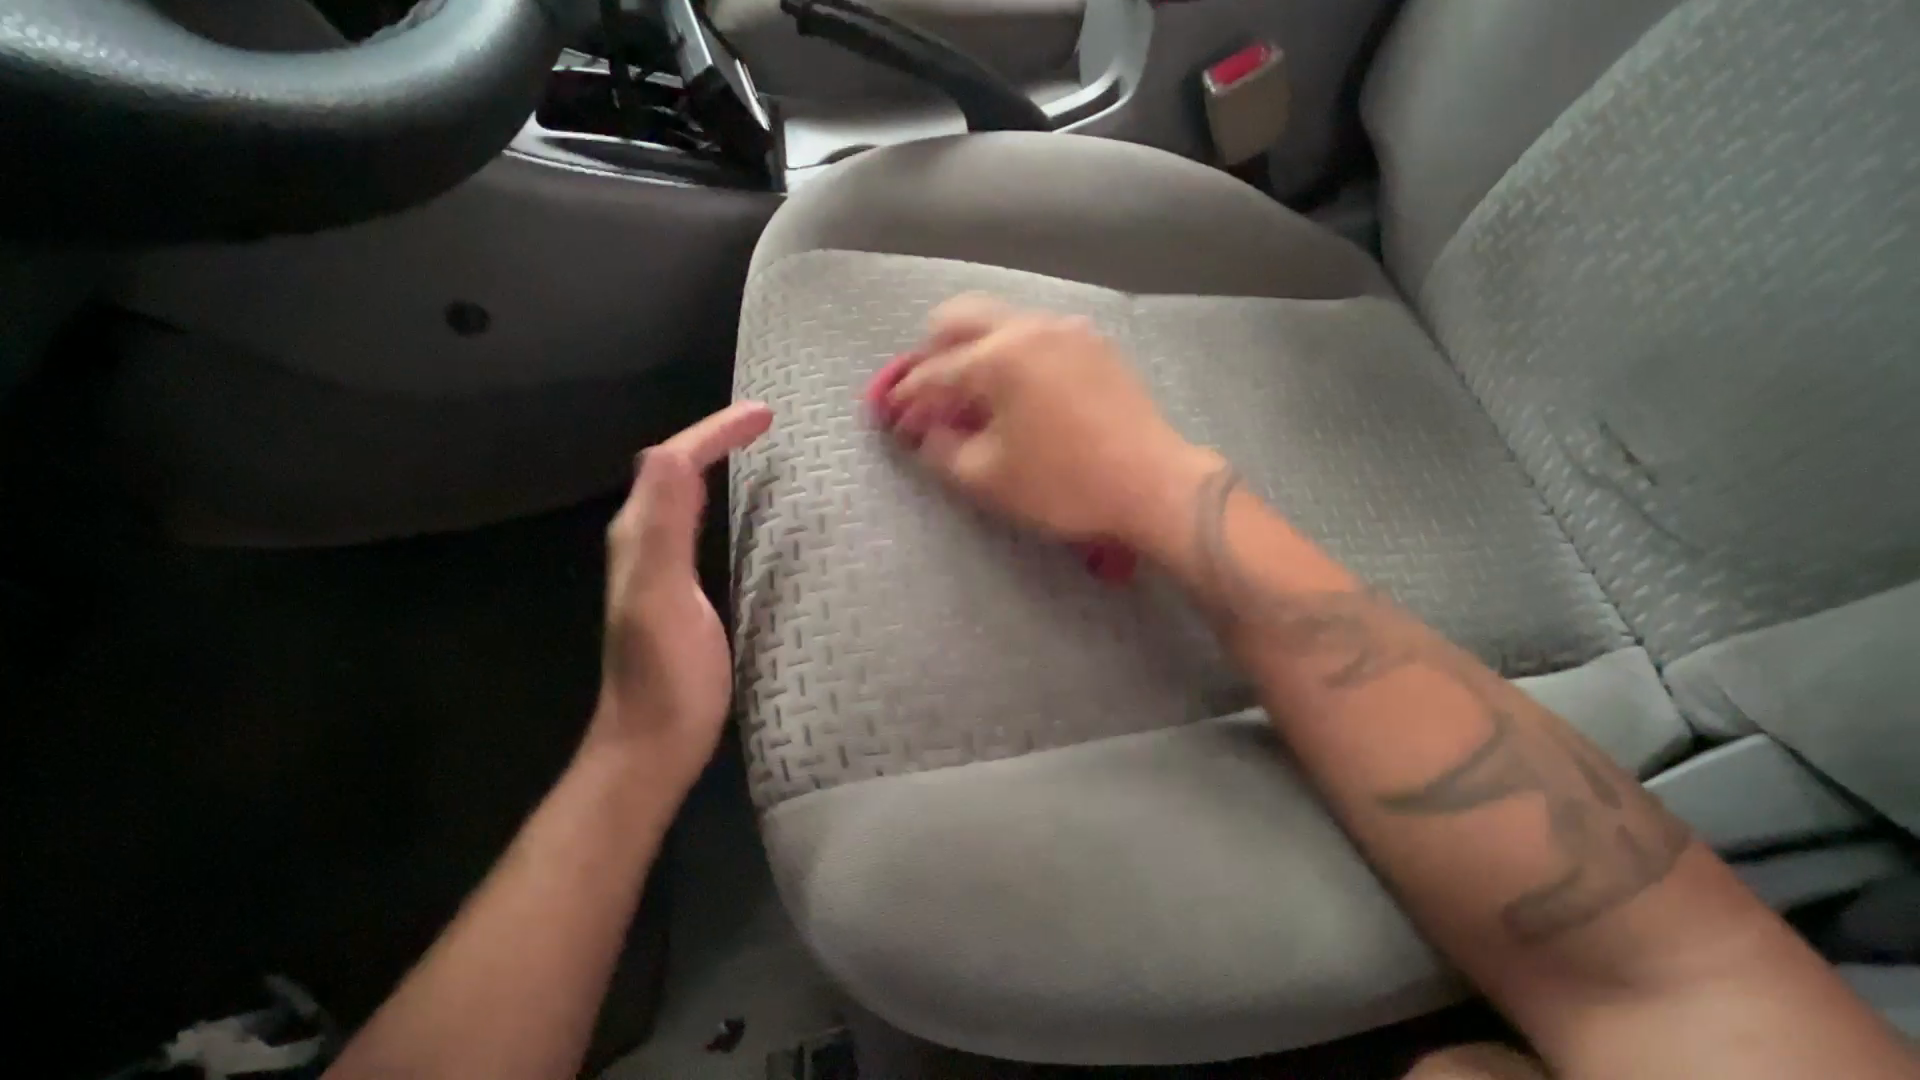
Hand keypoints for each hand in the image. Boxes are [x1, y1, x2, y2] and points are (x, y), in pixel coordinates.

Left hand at [591, 401, 772, 791]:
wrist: (651, 744)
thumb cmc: (666, 678)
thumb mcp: (662, 597)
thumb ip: (663, 527)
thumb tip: (671, 451)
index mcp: (639, 537)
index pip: (673, 462)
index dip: (714, 431)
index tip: (764, 416)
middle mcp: (642, 543)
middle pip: (673, 470)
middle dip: (714, 438)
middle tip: (762, 424)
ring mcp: (657, 569)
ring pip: (680, 495)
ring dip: (713, 464)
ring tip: (753, 450)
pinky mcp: (676, 593)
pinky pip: (692, 525)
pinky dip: (715, 500)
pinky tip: (737, 513)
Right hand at [887, 295, 1221, 551]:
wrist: (1152, 483)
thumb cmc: (1064, 484)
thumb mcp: (987, 477)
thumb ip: (942, 448)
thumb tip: (924, 430)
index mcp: (997, 356)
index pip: (932, 372)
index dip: (905, 397)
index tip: (891, 414)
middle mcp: (1030, 327)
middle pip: (961, 317)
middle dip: (934, 351)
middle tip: (930, 391)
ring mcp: (1068, 330)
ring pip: (1003, 321)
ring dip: (976, 349)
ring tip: (973, 393)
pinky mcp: (1095, 344)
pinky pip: (1038, 335)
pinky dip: (1014, 354)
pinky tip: (1019, 390)